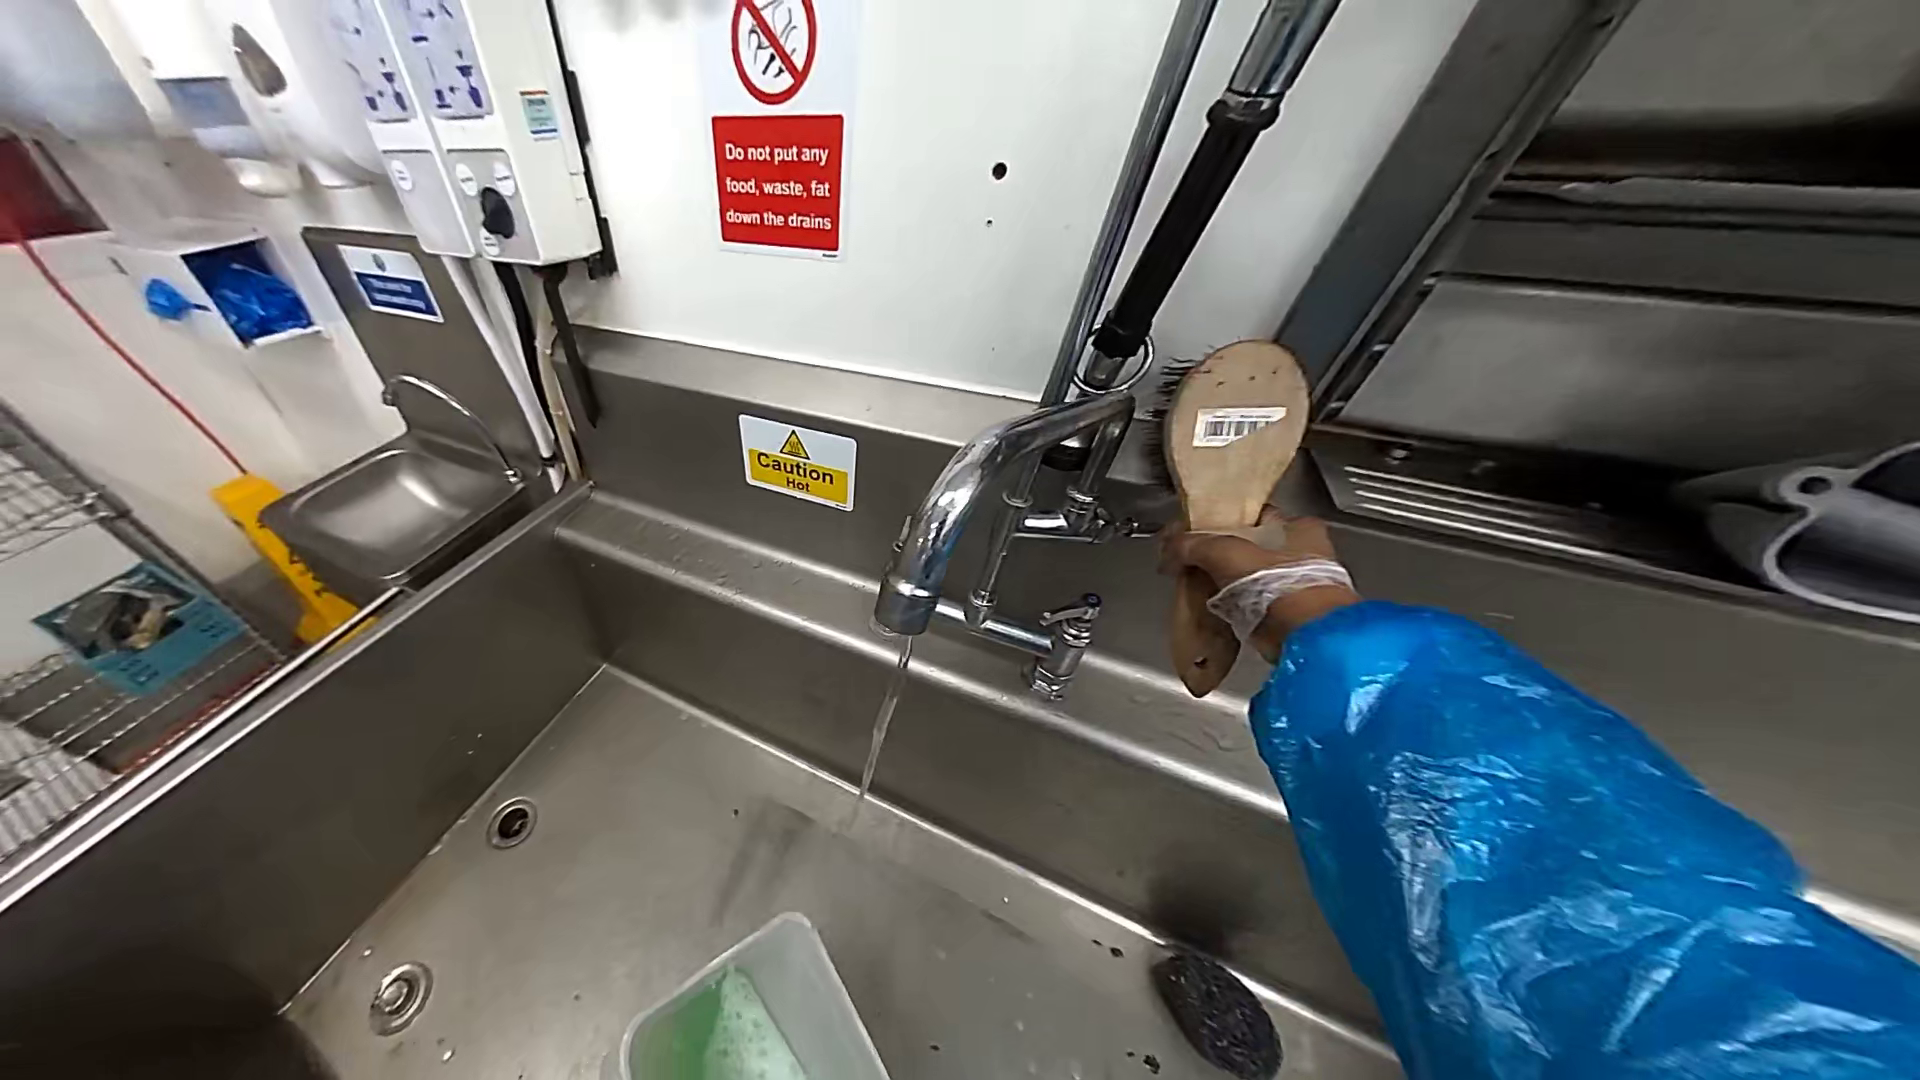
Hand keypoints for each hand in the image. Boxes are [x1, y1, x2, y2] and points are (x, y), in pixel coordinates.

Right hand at [1160, 508, 1359, 661]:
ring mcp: (1297, 585)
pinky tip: (1211, 609)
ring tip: (1195, 586)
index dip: (1216, 522)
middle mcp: (1304, 553)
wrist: (1307, 640)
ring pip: (1244, 575)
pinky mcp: (1287, 615)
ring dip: (1219, 582)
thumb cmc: (1279, 587)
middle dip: (1214, 555)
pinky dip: (1228, 605)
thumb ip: (1192, 544)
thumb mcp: (1224, 552)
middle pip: (1244, 546)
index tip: (1191, 534)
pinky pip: (1247, 602)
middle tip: (1189, 561)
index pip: (1248, 515)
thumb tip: (1168, 548)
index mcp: (1298, 527)